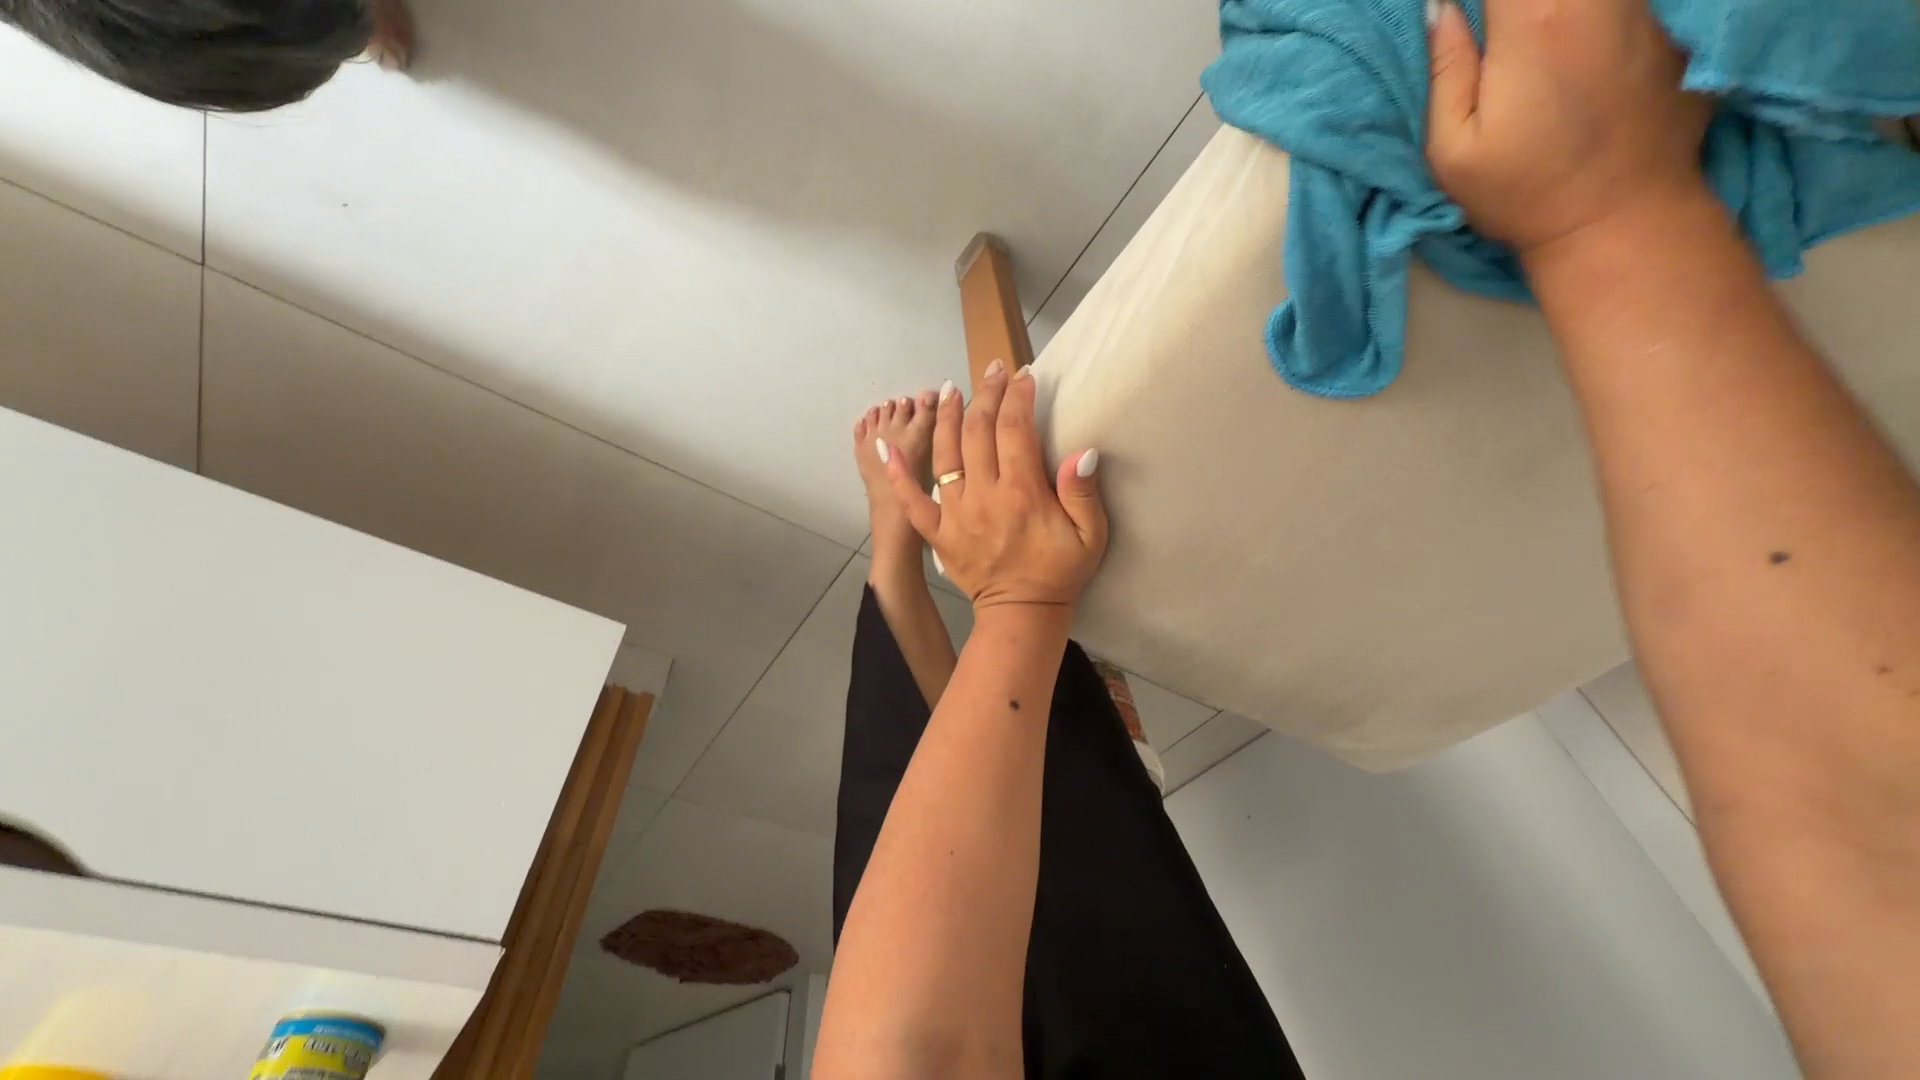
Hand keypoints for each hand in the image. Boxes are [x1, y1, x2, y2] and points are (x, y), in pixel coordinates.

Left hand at [880, 361, 1106, 614]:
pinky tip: (887, 447)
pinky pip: (912, 499)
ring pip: (945, 454)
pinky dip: (897, 473)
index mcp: (1022, 492)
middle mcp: (984, 495)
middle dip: (986, 394)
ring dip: (946, 418)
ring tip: (949, 389)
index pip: (1015, 429)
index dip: (1017, 396)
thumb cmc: (1060, 571)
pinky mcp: (937, 531)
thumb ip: (1083, 492)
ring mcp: (955, 513)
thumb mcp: (1090, 536)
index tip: (1023, 375)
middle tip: (992, 369)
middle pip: (978, 432)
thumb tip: (1082, 451)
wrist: (1022, 614)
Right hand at [1425, 0, 1712, 256]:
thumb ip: (1444, 67)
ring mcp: (1646, 4)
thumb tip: (1439, 7)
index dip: (1477, 0)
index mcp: (1534, 21)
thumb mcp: (1452, 147)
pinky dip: (1594, 16)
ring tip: (1527, 38)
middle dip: (1515, 4)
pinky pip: (1633, 2)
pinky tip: (1578, 52)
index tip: (1462, 16)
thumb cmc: (1521, 192)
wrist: (1618, 218)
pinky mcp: (1675, 20)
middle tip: (1493, 29)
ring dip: (1549, 9)